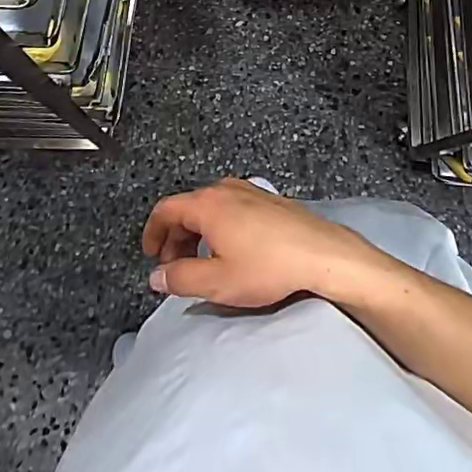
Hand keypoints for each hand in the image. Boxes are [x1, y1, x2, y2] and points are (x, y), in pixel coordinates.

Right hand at [141, 178, 399, 307]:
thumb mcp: (216, 282)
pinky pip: (233, 207)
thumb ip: (180, 278)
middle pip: (187, 207)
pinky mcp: (269, 200)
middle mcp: (226, 189)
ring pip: (211, 207)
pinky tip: (232, 251)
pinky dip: (220, 226)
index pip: (166, 210)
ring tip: (203, 262)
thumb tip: (158, 276)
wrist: (321, 254)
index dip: (152, 232)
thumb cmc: (270, 266)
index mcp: (207, 204)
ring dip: (198, 233)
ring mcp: (250, 191)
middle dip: (175, 237)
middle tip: (174, 265)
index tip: (150, 254)